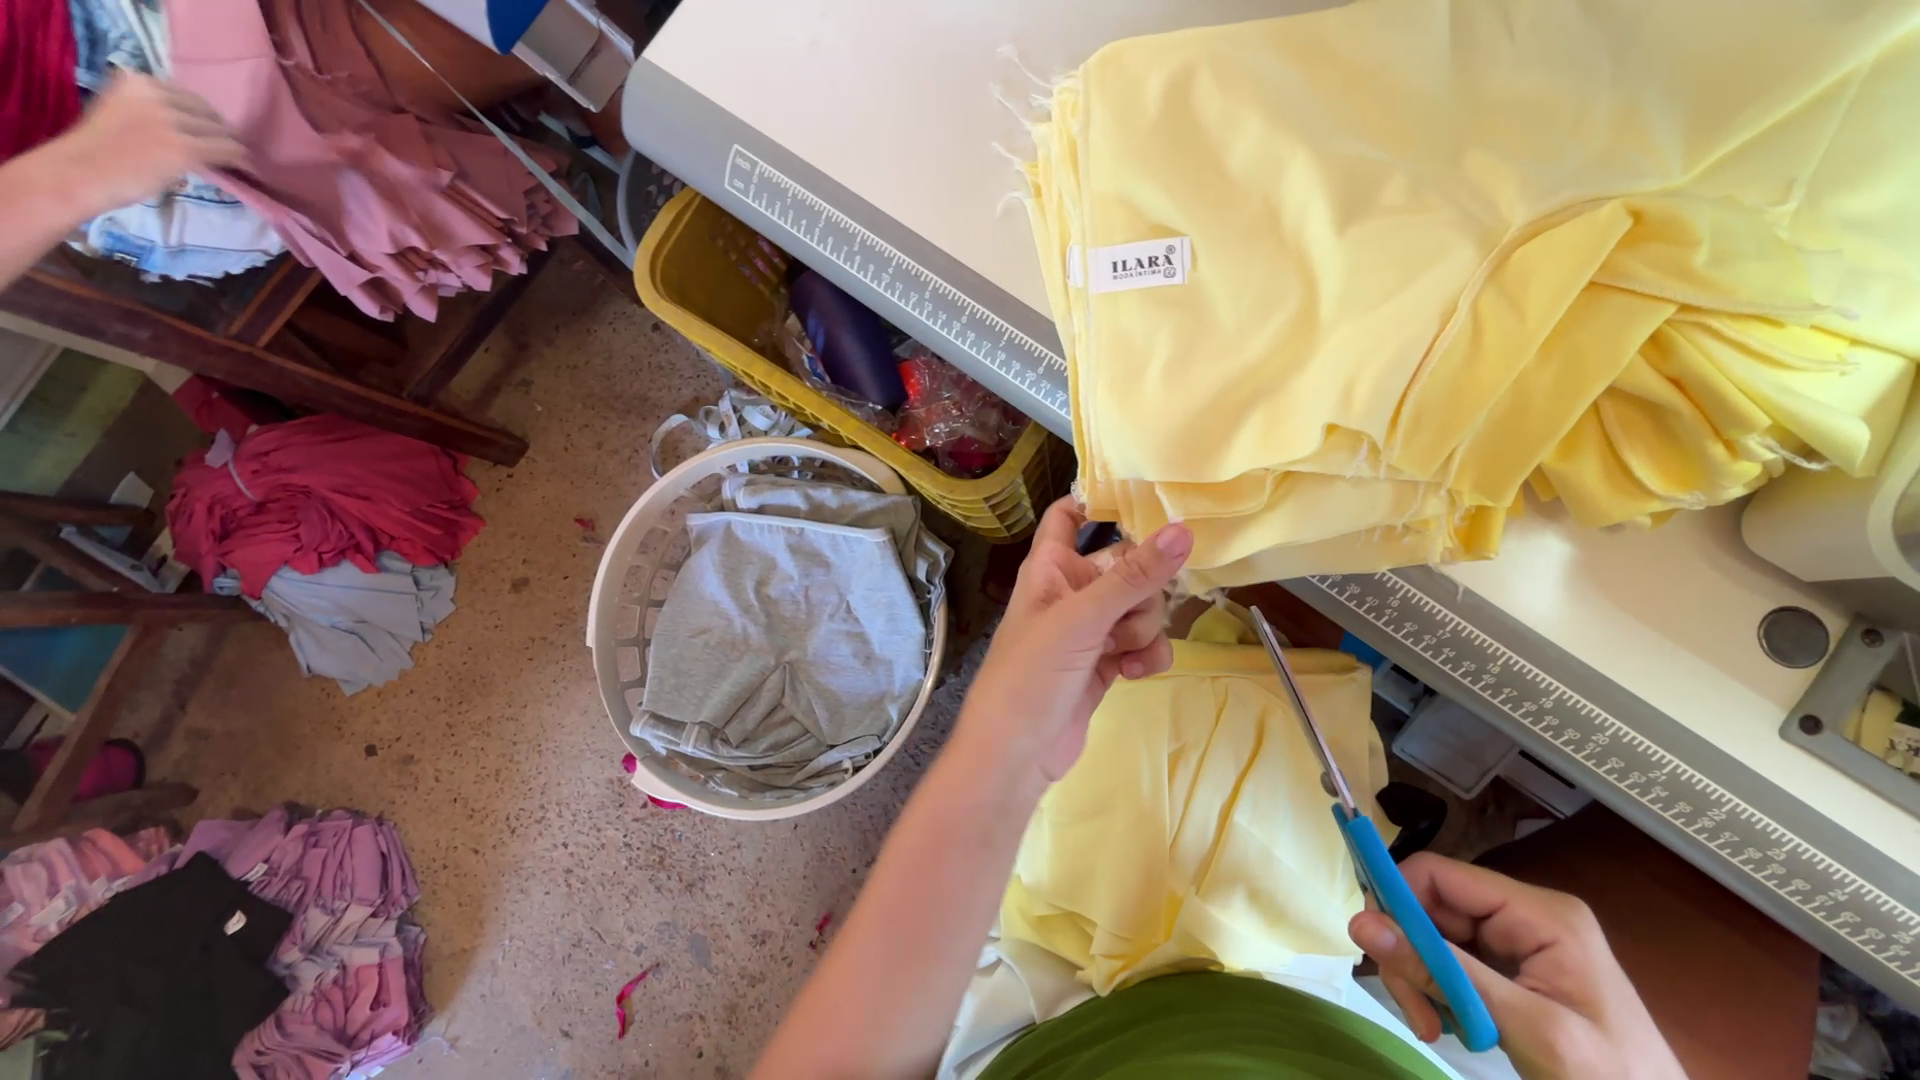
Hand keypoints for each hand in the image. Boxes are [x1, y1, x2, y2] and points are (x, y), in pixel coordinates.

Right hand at [46, 73, 244, 215]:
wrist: (79, 171)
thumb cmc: (99, 149)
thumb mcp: (124, 112)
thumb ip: (156, 111)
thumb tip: (200, 124)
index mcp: (136, 81)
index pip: (190, 98)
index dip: (206, 119)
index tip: (212, 134)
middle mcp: (154, 94)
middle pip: (210, 114)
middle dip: (221, 132)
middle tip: (229, 150)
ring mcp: (170, 121)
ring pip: (223, 133)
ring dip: (233, 148)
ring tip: (239, 161)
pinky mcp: (185, 147)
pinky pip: (229, 151)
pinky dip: (241, 161)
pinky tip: (246, 170)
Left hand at [959, 497, 1191, 781]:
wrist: (1016, 754)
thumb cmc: (1031, 675)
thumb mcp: (1082, 619)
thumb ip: (1133, 576)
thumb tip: (1183, 529)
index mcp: (1049, 568)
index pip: (1069, 516)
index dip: (1098, 503)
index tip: (1144, 504)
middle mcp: (1071, 592)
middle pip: (1126, 566)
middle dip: (1142, 589)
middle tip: (1132, 613)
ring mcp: (1090, 630)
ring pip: (1141, 607)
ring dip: (1144, 628)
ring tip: (1123, 652)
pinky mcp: (1107, 664)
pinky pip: (1144, 644)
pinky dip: (1146, 656)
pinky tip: (1133, 673)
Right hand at [1349, 854, 1685, 1079]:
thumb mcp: (1527, 1029)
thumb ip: (1444, 974)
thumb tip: (1359, 923)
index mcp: (1540, 912)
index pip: (1439, 874)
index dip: (1396, 900)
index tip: (1375, 949)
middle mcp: (1525, 914)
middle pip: (1431, 907)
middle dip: (1411, 955)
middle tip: (1415, 1013)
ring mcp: (1520, 941)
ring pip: (1434, 936)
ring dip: (1422, 980)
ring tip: (1434, 1029)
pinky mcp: (1513, 968)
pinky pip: (1451, 961)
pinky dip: (1438, 992)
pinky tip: (1451, 1026)